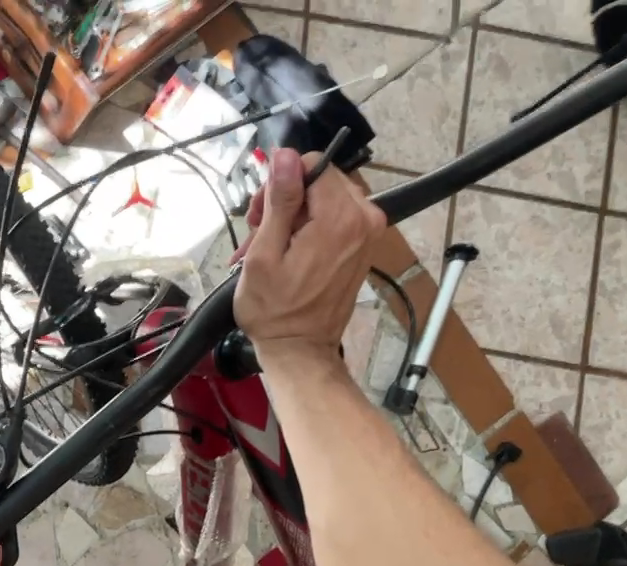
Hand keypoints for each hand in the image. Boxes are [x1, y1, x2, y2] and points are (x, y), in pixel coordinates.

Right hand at [233, 147, 386, 369]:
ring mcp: (368, 232)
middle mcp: (364, 218)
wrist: (299, 349)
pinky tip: (285, 253)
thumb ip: (279, 201)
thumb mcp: (264, 255)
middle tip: (258, 234)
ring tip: (268, 248)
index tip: (259, 216)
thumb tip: (284, 156)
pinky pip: (334, 218)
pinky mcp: (362, 244)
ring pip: (325, 198)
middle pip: (321, 180)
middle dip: (285, 200)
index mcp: (340, 218)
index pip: (313, 165)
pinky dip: (307, 229)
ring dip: (292, 217)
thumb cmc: (274, 312)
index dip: (279, 185)